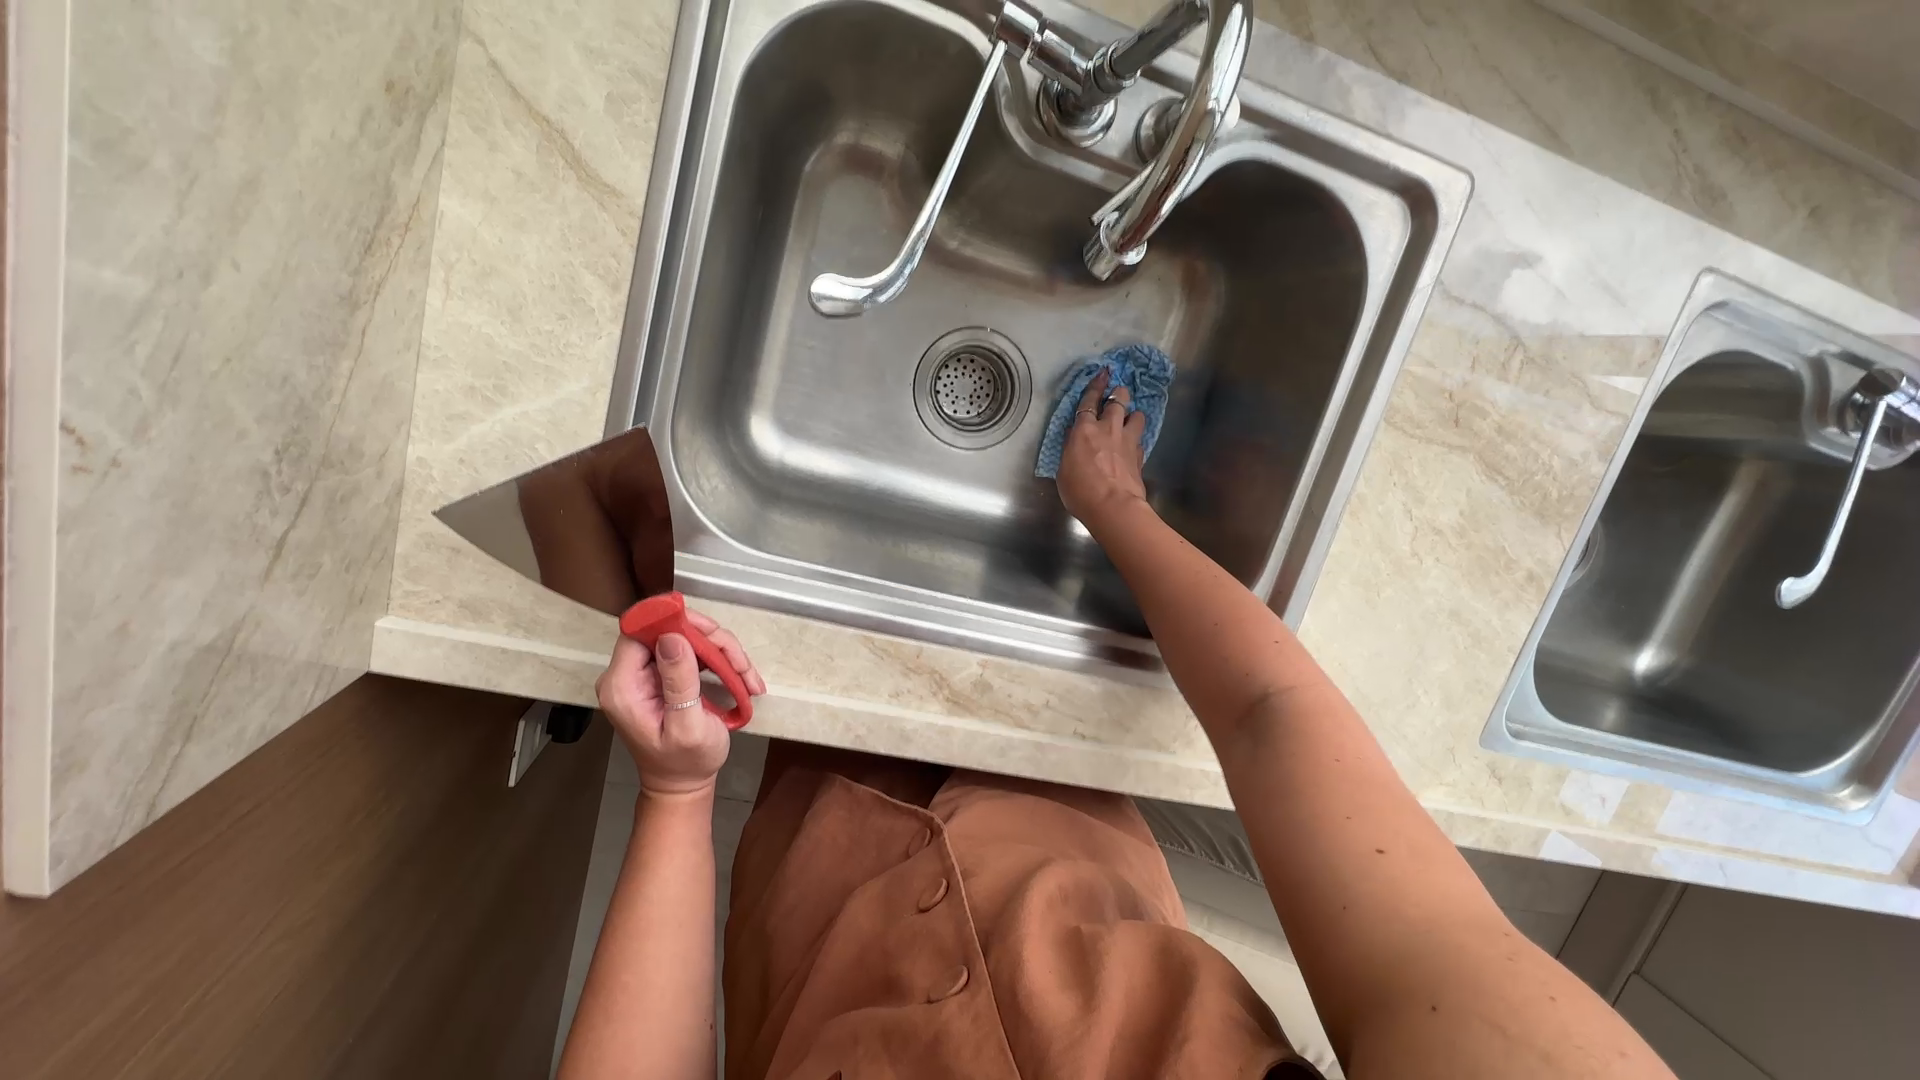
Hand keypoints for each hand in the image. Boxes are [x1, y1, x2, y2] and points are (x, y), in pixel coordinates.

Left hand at [595, 608, 767, 796]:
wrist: (684, 784)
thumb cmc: (686, 763)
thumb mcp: (687, 726)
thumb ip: (679, 682)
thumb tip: (672, 637)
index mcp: (623, 686)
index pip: (640, 633)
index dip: (672, 623)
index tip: (708, 633)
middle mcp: (629, 674)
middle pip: (668, 630)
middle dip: (709, 640)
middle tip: (738, 662)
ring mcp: (647, 673)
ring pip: (686, 637)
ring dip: (721, 650)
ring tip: (746, 676)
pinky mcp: (665, 674)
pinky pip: (693, 650)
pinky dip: (720, 659)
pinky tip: (740, 676)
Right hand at [1055, 371, 1148, 527]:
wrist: (1113, 506)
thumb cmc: (1080, 490)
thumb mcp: (1064, 469)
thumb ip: (1071, 450)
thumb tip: (1075, 440)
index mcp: (1084, 430)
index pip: (1089, 400)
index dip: (1096, 385)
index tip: (1103, 373)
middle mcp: (1108, 429)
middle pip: (1118, 400)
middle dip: (1119, 393)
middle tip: (1119, 392)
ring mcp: (1127, 441)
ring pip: (1136, 416)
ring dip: (1133, 415)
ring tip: (1130, 418)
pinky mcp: (1139, 456)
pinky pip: (1140, 440)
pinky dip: (1136, 439)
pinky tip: (1133, 445)